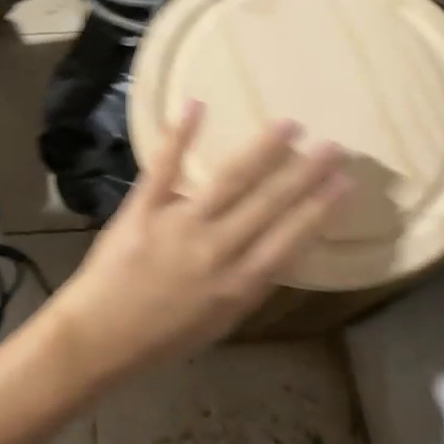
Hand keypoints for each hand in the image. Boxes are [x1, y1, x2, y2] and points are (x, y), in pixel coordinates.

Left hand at [41, 102, 350, 379]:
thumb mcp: (220, 321)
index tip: (345, 182)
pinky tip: (197, 105)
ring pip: (230, 181)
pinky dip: (179, 135)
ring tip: (289, 125)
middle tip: (334, 146)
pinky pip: (163, 168)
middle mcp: (216, 251)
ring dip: (263, 150)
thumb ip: (249, 281)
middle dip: (306, 173)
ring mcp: (178, 226)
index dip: (321, 208)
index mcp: (239, 284)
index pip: (291, 238)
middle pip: (270, 203)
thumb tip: (279, 244)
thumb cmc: (163, 336)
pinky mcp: (142, 210)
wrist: (98, 338)